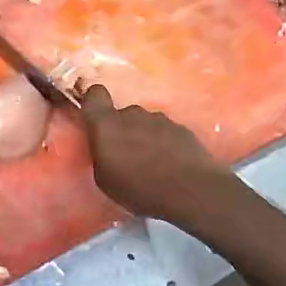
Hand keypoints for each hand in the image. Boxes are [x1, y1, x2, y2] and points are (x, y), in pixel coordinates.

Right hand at [80, 85, 236, 221]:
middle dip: (123, 129)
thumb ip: (101, 155)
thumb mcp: (104, 179)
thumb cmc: (139, 188)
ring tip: (152, 163)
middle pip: (123, 113)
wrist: (191, 191)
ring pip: (146, 123)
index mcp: (107, 124)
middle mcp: (132, 114)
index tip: (95, 118)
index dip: (94, 102)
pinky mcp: (183, 129)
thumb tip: (106, 147)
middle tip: (126, 154)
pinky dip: (166, 144)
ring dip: (145, 137)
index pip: (95, 94)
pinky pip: (167, 132)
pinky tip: (172, 165)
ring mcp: (160, 120)